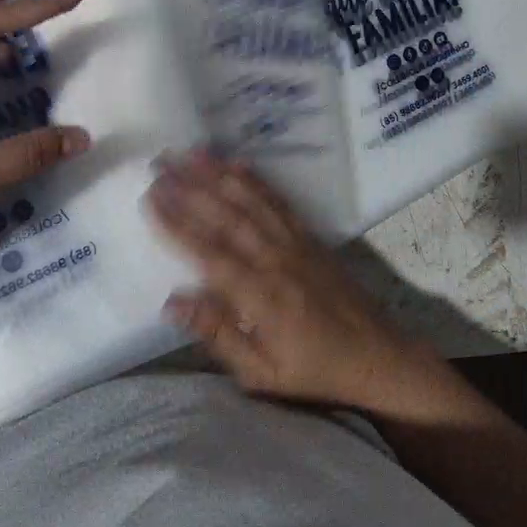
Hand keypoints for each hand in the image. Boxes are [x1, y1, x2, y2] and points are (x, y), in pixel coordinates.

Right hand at [147, 153, 440, 411]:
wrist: (377, 354)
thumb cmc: (314, 370)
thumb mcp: (262, 373)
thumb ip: (219, 334)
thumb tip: (173, 302)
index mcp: (261, 296)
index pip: (210, 253)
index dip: (177, 224)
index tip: (150, 198)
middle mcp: (276, 260)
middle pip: (227, 217)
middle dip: (190, 188)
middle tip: (159, 165)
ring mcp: (296, 243)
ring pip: (251, 202)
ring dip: (218, 175)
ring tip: (189, 153)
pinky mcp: (310, 237)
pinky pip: (280, 202)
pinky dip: (257, 181)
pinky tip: (237, 164)